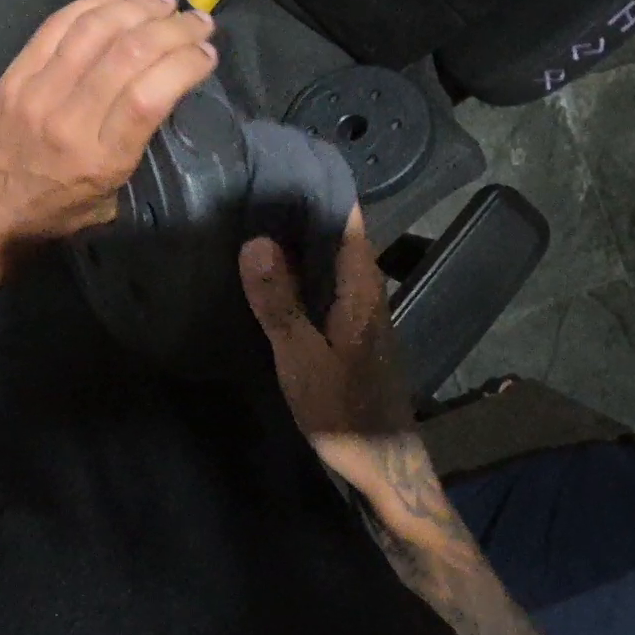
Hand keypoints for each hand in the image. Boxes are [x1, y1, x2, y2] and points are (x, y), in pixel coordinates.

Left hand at [0, 0, 217, 254]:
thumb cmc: (59, 209)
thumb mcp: (114, 195)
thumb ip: (139, 142)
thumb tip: (170, 83)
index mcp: (100, 159)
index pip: (149, 96)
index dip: (185, 63)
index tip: (207, 53)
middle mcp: (68, 120)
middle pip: (128, 53)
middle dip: (173, 29)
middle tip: (198, 22)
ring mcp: (36, 92)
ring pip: (94, 30)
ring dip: (138, 8)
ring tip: (165, 3)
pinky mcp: (15, 73)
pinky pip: (57, 24)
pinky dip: (95, 4)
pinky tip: (121, 0)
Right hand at [240, 209, 415, 501]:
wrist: (383, 470)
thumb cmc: (346, 412)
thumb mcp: (302, 358)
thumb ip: (279, 302)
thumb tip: (255, 240)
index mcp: (362, 288)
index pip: (348, 220)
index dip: (320, 190)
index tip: (281, 165)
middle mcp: (365, 292)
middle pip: (336, 237)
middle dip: (300, 211)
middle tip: (251, 188)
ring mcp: (359, 314)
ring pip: (329, 262)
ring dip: (298, 241)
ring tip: (251, 219)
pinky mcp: (348, 333)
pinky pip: (323, 285)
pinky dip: (299, 271)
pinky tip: (268, 275)